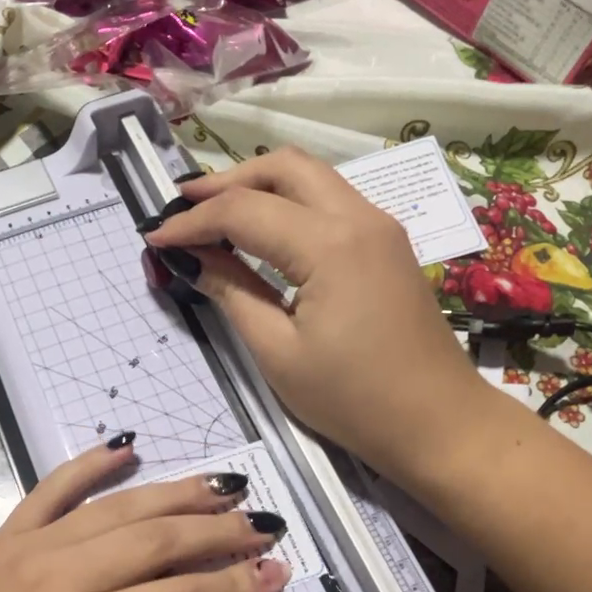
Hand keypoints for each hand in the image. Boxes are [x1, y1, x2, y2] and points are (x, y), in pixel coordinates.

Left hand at [0, 437, 290, 591]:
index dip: (232, 587)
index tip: (277, 571)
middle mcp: (58, 576)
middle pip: (156, 542)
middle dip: (218, 532)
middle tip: (265, 524)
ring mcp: (29, 547)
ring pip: (117, 509)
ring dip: (175, 494)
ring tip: (224, 484)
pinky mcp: (5, 536)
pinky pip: (52, 488)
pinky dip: (90, 464)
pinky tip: (126, 446)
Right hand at [146, 148, 501, 485]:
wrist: (437, 423)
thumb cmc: (352, 399)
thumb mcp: (277, 351)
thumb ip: (231, 291)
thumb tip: (191, 257)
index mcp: (330, 245)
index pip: (243, 210)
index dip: (192, 222)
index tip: (154, 239)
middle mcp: (359, 217)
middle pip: (281, 168)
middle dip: (224, 181)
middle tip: (180, 207)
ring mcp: (379, 226)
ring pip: (309, 176)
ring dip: (257, 185)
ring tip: (212, 213)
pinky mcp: (386, 243)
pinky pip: (329, 200)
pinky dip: (287, 201)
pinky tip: (260, 229)